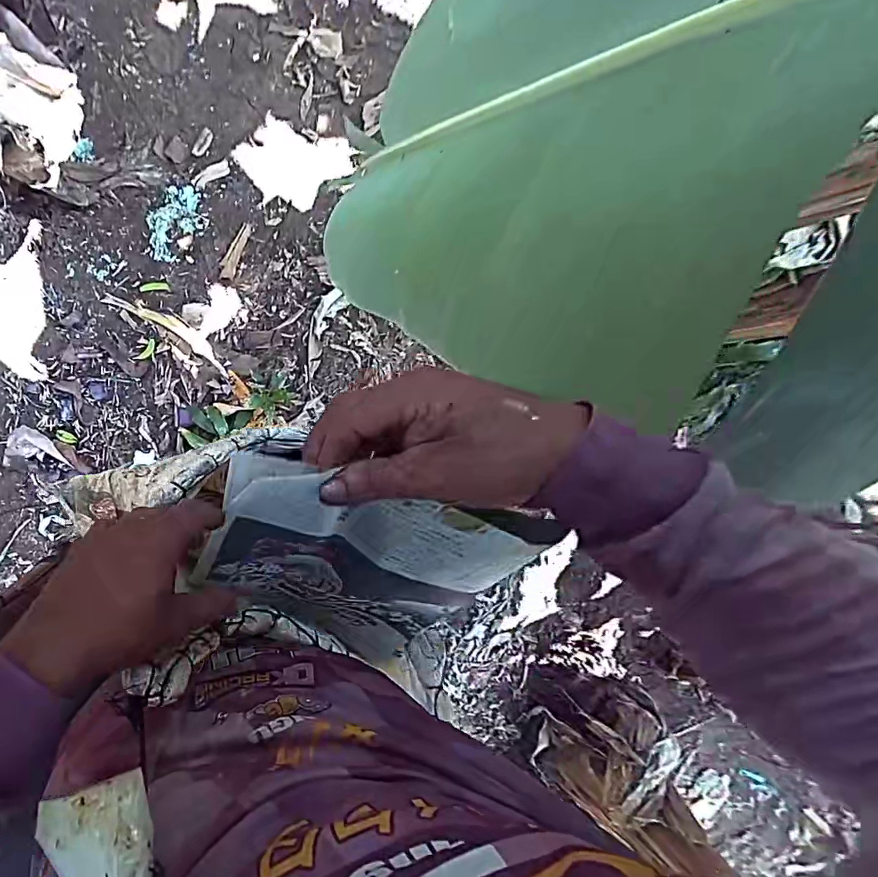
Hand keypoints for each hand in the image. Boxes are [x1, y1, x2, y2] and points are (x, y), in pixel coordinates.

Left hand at [0, 501, 238, 697]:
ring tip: (161, 557)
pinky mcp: (80, 546)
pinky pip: (112, 531)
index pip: (192, 511)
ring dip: (153, 531)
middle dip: (182, 525)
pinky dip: (127, 540)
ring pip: (136, 520)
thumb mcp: (173, 623)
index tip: (221, 524)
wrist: (58, 640)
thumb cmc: (123, 630)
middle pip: (164, 513)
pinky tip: (125, 565)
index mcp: (159, 538)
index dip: (210, 514)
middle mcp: (130, 526)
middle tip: (194, 547)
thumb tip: (236, 596)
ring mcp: (101, 533)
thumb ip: (208, 605)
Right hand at [305, 369, 589, 507]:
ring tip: (343, 486)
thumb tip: (326, 490)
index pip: (344, 416)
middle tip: (322, 488)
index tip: (310, 487)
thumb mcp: (434, 476)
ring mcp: (419, 397)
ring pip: (363, 420)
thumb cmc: (502, 461)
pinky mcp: (429, 412)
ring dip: (348, 452)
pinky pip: (385, 428)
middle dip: (329, 449)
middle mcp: (408, 386)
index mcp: (408, 392)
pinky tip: (370, 476)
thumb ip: (375, 479)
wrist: (567, 455)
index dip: (322, 451)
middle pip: (347, 412)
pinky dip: (370, 451)